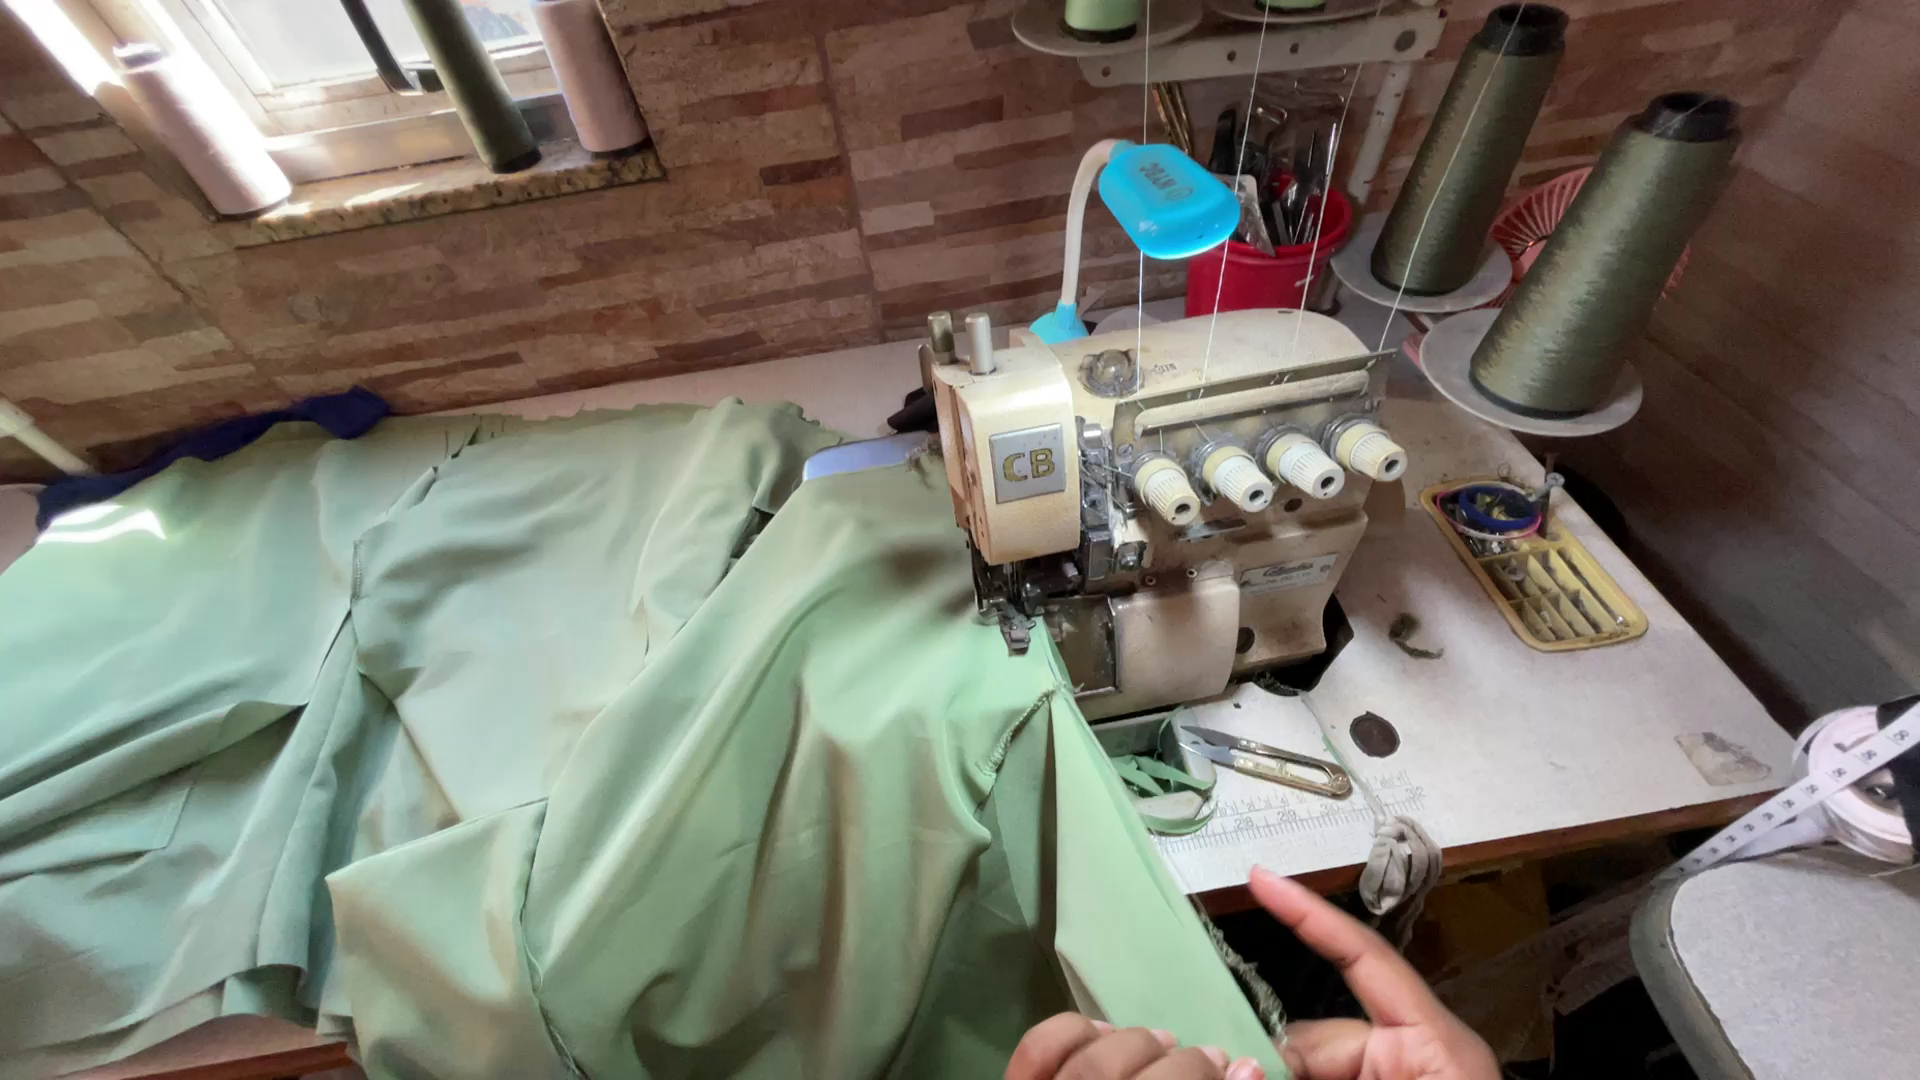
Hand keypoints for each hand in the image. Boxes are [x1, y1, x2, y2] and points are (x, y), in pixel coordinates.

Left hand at [1006, 1013, 1266, 1079]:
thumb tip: (1249, 1070)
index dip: (1203, 1079)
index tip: (1236, 1066)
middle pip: (1118, 1079)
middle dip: (1178, 1064)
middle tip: (1207, 1056)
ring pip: (1089, 1064)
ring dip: (1134, 1042)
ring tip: (1163, 1040)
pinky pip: (1037, 1049)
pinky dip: (1071, 1029)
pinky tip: (1104, 1031)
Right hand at [1249, 866, 1497, 1079]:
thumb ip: (1325, 1064)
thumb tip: (1246, 1062)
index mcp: (1436, 1041)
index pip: (1363, 955)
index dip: (1309, 913)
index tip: (1260, 877)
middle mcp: (1413, 1047)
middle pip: (1323, 1026)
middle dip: (1282, 1050)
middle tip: (1246, 1067)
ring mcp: (1397, 1071)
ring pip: (1316, 1056)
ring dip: (1285, 1069)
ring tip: (1259, 1075)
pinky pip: (1324, 1075)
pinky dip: (1297, 1078)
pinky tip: (1272, 1078)